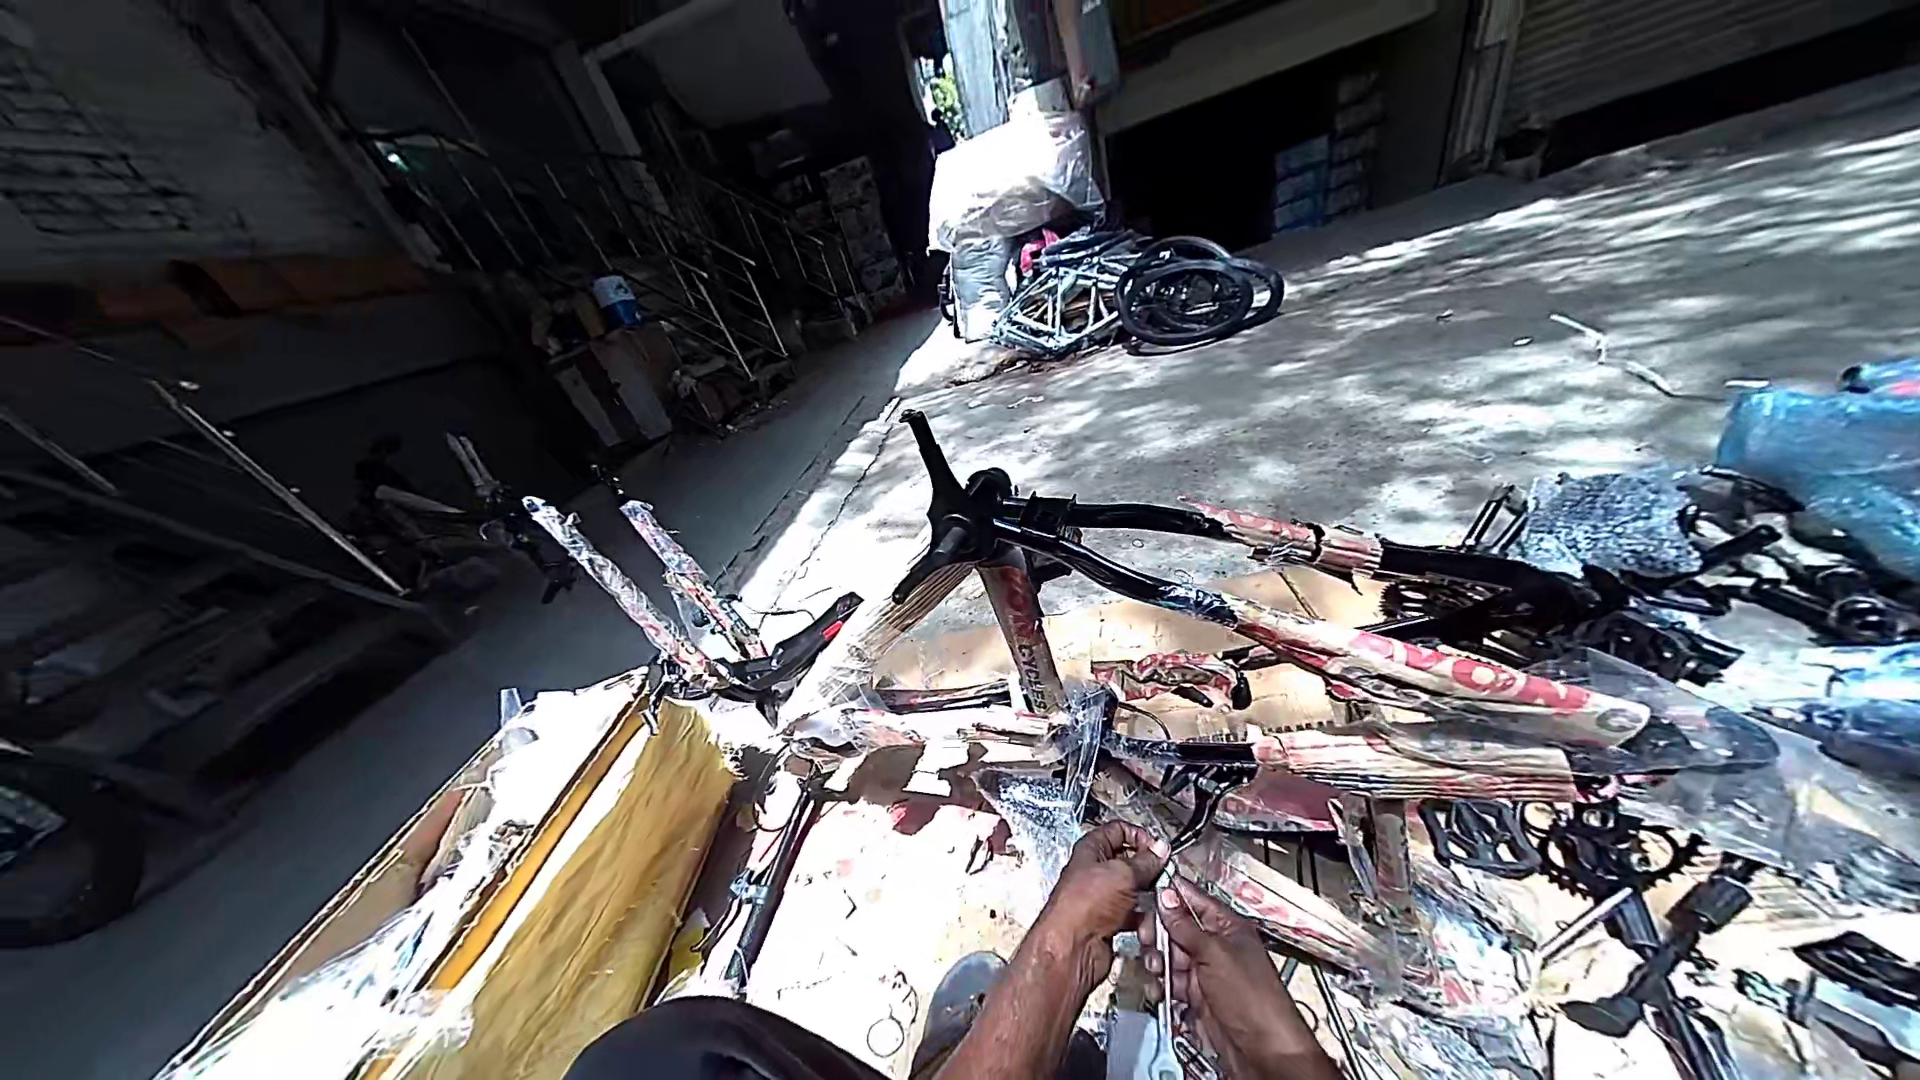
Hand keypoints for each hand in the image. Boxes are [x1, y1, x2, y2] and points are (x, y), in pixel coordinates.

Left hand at [1028, 820, 1167, 996]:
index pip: (1118, 831)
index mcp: (1091, 849)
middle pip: (1127, 862)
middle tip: (1163, 875)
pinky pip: (1132, 915)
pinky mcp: (1108, 921)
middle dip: (1147, 869)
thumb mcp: (1122, 874)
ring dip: (1146, 897)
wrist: (1073, 947)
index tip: (1157, 848)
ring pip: (1132, 891)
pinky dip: (1142, 920)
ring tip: (1158, 900)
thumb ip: (1144, 861)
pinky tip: (1149, 922)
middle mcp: (1094, 871)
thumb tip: (1158, 849)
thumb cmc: (1083, 904)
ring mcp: (1101, 897)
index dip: (1139, 836)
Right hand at [1143, 877, 1340, 1079]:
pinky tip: (1159, 988)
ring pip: (1169, 952)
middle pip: (1175, 925)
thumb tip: (1165, 895)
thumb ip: (1185, 925)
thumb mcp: (1215, 954)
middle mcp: (1214, 944)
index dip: (1169, 895)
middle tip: (1149, 940)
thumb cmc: (1254, 1000)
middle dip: (1158, 932)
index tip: (1147, 897)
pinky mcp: (1197, 994)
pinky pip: (1170, 979)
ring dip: (1157, 959)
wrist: (1266, 1057)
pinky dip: (1160, 983)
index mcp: (1225, 926)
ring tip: (1157, 969)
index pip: (1192, 898)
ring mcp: (1205, 970)